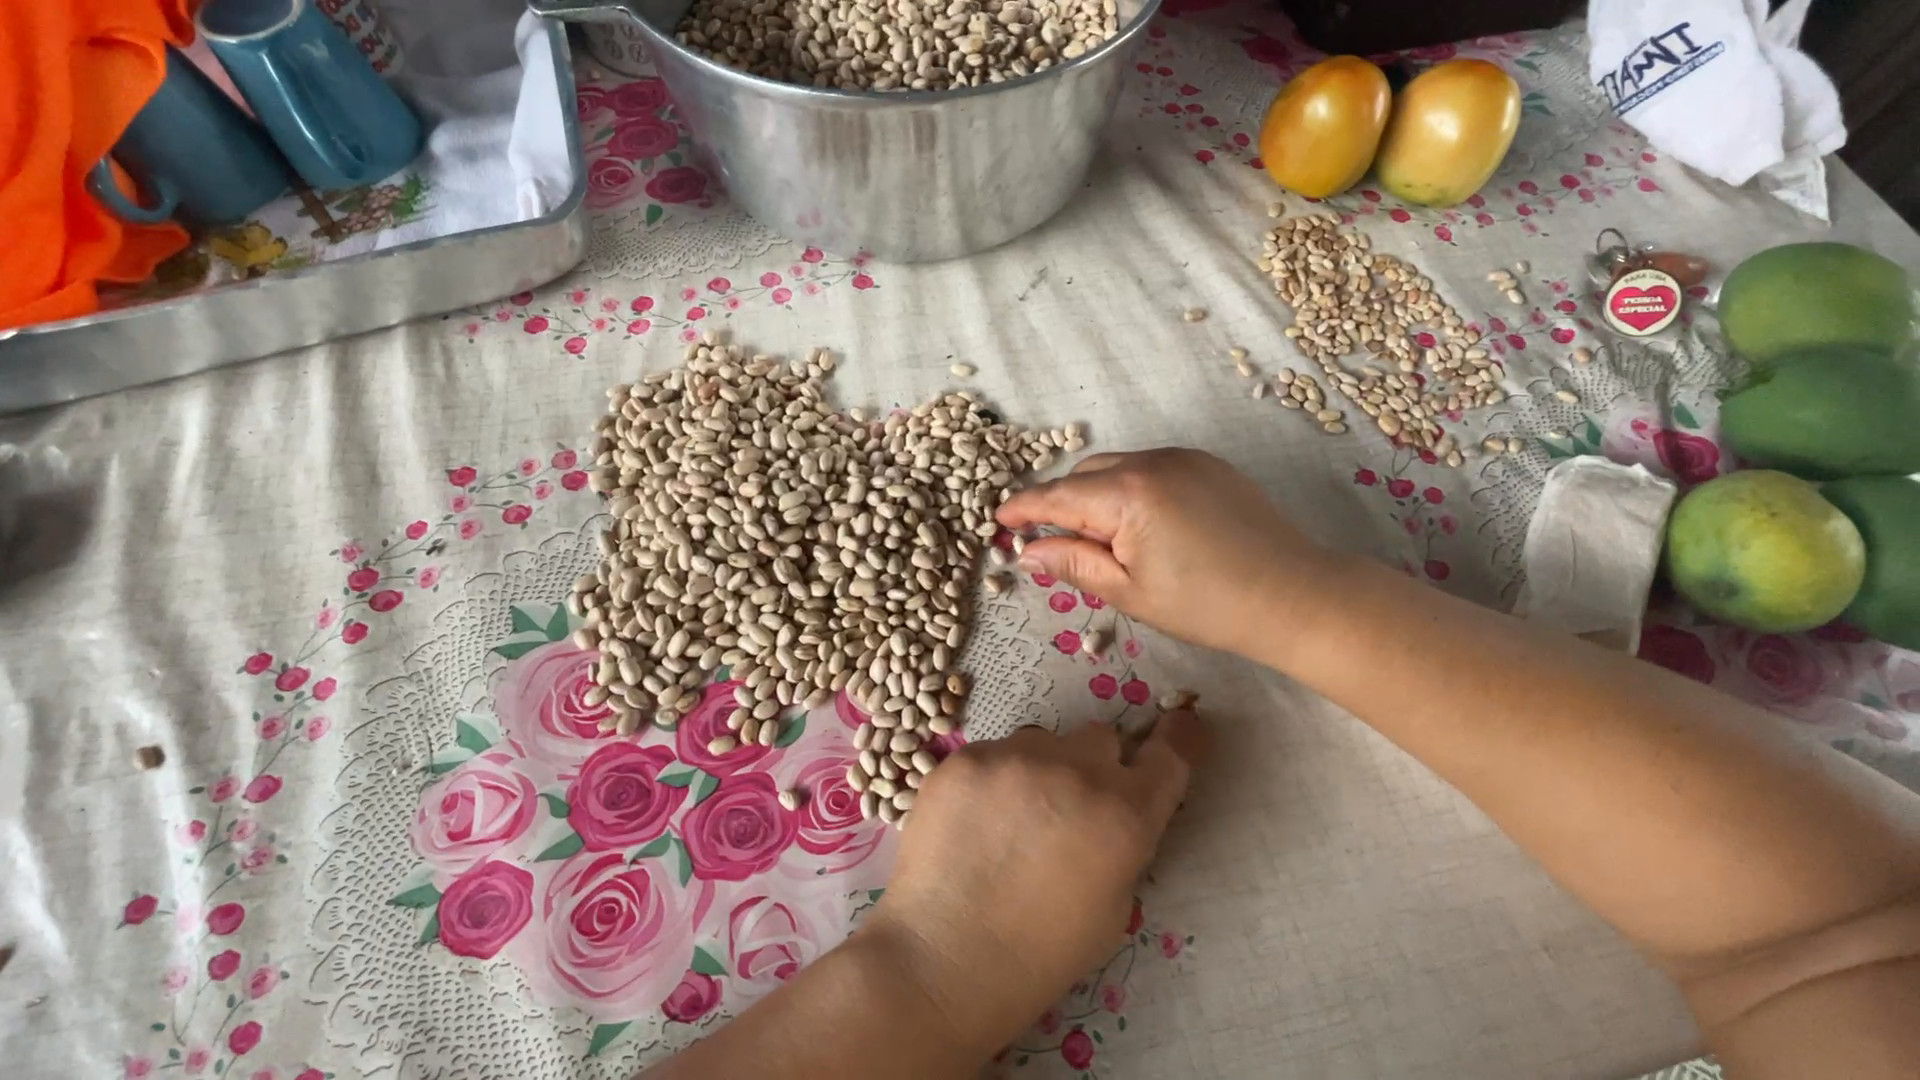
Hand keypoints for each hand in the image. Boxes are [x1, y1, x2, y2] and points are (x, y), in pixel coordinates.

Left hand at [860, 712, 1204, 1054]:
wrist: (943, 961)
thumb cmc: (1039, 954)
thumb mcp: (1114, 907)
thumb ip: (1124, 842)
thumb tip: (1113, 808)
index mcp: (1125, 814)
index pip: (1171, 751)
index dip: (1176, 738)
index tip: (1176, 730)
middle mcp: (1076, 771)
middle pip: (1102, 738)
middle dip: (1096, 766)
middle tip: (1069, 807)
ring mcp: (1014, 757)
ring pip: (1044, 741)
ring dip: (1042, 768)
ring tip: (1012, 819)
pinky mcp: (965, 758)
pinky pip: (994, 753)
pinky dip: (993, 778)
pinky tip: (974, 822)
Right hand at [996, 448, 1337, 659]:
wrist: (1292, 595)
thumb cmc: (1206, 604)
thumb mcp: (1129, 591)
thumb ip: (1073, 564)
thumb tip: (1029, 552)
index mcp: (1128, 494)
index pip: (1059, 495)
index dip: (1025, 508)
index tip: (1000, 521)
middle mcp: (1152, 462)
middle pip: (1085, 475)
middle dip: (1060, 502)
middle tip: (1051, 541)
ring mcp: (1183, 458)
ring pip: (1116, 468)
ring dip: (1095, 494)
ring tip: (1097, 537)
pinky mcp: (1206, 464)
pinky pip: (1148, 467)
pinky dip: (1128, 489)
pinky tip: (1137, 524)